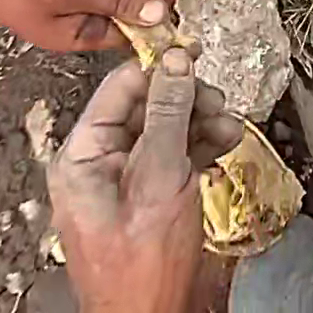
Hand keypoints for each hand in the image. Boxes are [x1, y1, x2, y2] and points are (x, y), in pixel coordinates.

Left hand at [49, 49, 243, 312]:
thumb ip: (168, 113)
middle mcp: (103, 156)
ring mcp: (130, 170)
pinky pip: (182, 142)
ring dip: (205, 118)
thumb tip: (176, 58)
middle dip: (190, 98)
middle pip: (152, 99)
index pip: (123, 85)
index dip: (161, 66)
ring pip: (173, 118)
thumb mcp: (160, 177)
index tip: (199, 54)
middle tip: (218, 106)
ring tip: (228, 131)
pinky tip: (225, 145)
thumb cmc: (145, 258)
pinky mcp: (155, 182)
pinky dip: (206, 139)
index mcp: (85, 154)